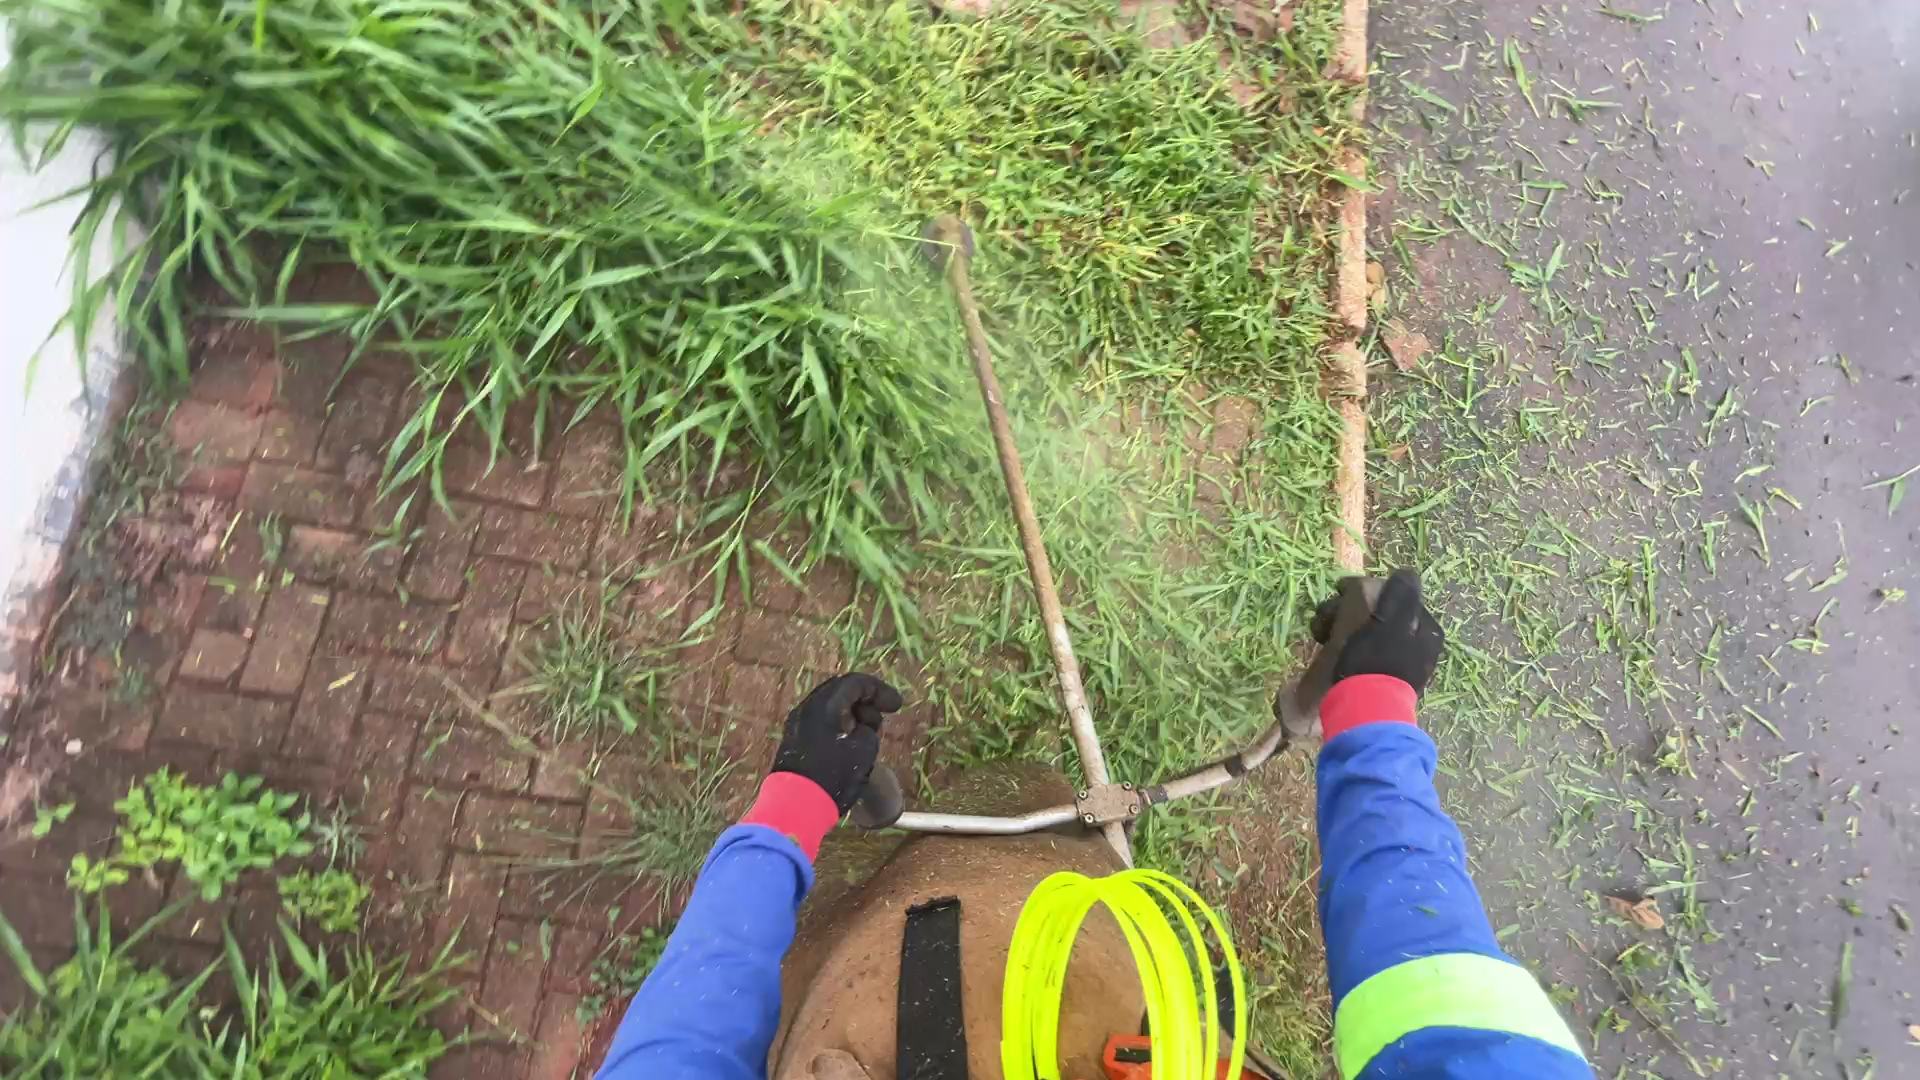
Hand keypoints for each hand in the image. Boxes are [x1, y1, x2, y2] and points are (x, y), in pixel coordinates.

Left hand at [772, 673, 903, 813]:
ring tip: (869, 732)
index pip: (855, 683)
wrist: (795, 808)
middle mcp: (807, 708)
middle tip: (883, 712)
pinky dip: (841, 723)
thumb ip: (868, 729)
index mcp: (824, 705)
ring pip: (831, 706)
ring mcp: (798, 723)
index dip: (879, 691)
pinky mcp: (795, 740)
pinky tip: (851, 741)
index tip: (896, 706)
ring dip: (853, 713)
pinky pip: (823, 721)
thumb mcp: (864, 750)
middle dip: (865, 699)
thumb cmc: (833, 776)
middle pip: (840, 690)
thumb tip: (862, 726)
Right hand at [1310, 568, 1445, 694]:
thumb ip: (1401, 595)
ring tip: (1320, 637)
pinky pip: (1360, 648)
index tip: (1340, 596)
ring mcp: (1399, 662)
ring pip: (1366, 629)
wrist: (1364, 707)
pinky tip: (1328, 651)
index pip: (1393, 596)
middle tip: (1326, 622)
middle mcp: (1417, 644)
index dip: (1365, 593)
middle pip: (1377, 613)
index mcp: (1425, 629)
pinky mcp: (1379, 676)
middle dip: (1347, 611)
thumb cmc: (1374, 660)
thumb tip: (1407, 573)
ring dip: (1339, 627)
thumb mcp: (1389, 621)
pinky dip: (1343, 645)